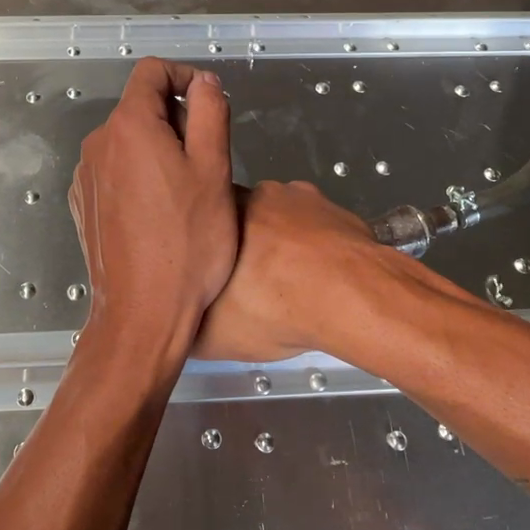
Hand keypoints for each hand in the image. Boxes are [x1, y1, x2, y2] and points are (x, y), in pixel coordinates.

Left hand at [68, 58, 235, 346]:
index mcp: (129, 126)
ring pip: (128, 141)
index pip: (151, 72)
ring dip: (158, 150)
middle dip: (176, 120)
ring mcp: (85, 176)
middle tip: (208, 161)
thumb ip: (209, 112)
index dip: (184, 77)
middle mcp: (98, 143)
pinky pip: (115, 172)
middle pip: (140, 107)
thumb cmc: (188, 243)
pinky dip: (139, 176)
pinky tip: (160, 214)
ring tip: (187, 193)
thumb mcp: (214, 170)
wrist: (143, 313)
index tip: (209, 103)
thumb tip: (203, 82)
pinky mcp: (83, 205)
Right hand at [193, 180, 389, 361]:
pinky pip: (319, 229)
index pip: (200, 217)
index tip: (207, 271)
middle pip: (242, 216)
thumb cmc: (269, 309)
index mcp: (222, 212)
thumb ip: (186, 324)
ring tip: (289, 283)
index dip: (203, 244)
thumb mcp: (209, 336)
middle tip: (247, 282)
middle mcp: (259, 193)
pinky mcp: (340, 211)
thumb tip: (179, 322)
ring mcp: (303, 198)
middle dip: (243, 243)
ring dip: (283, 243)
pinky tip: (321, 280)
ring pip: (283, 220)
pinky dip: (317, 249)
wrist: (350, 297)